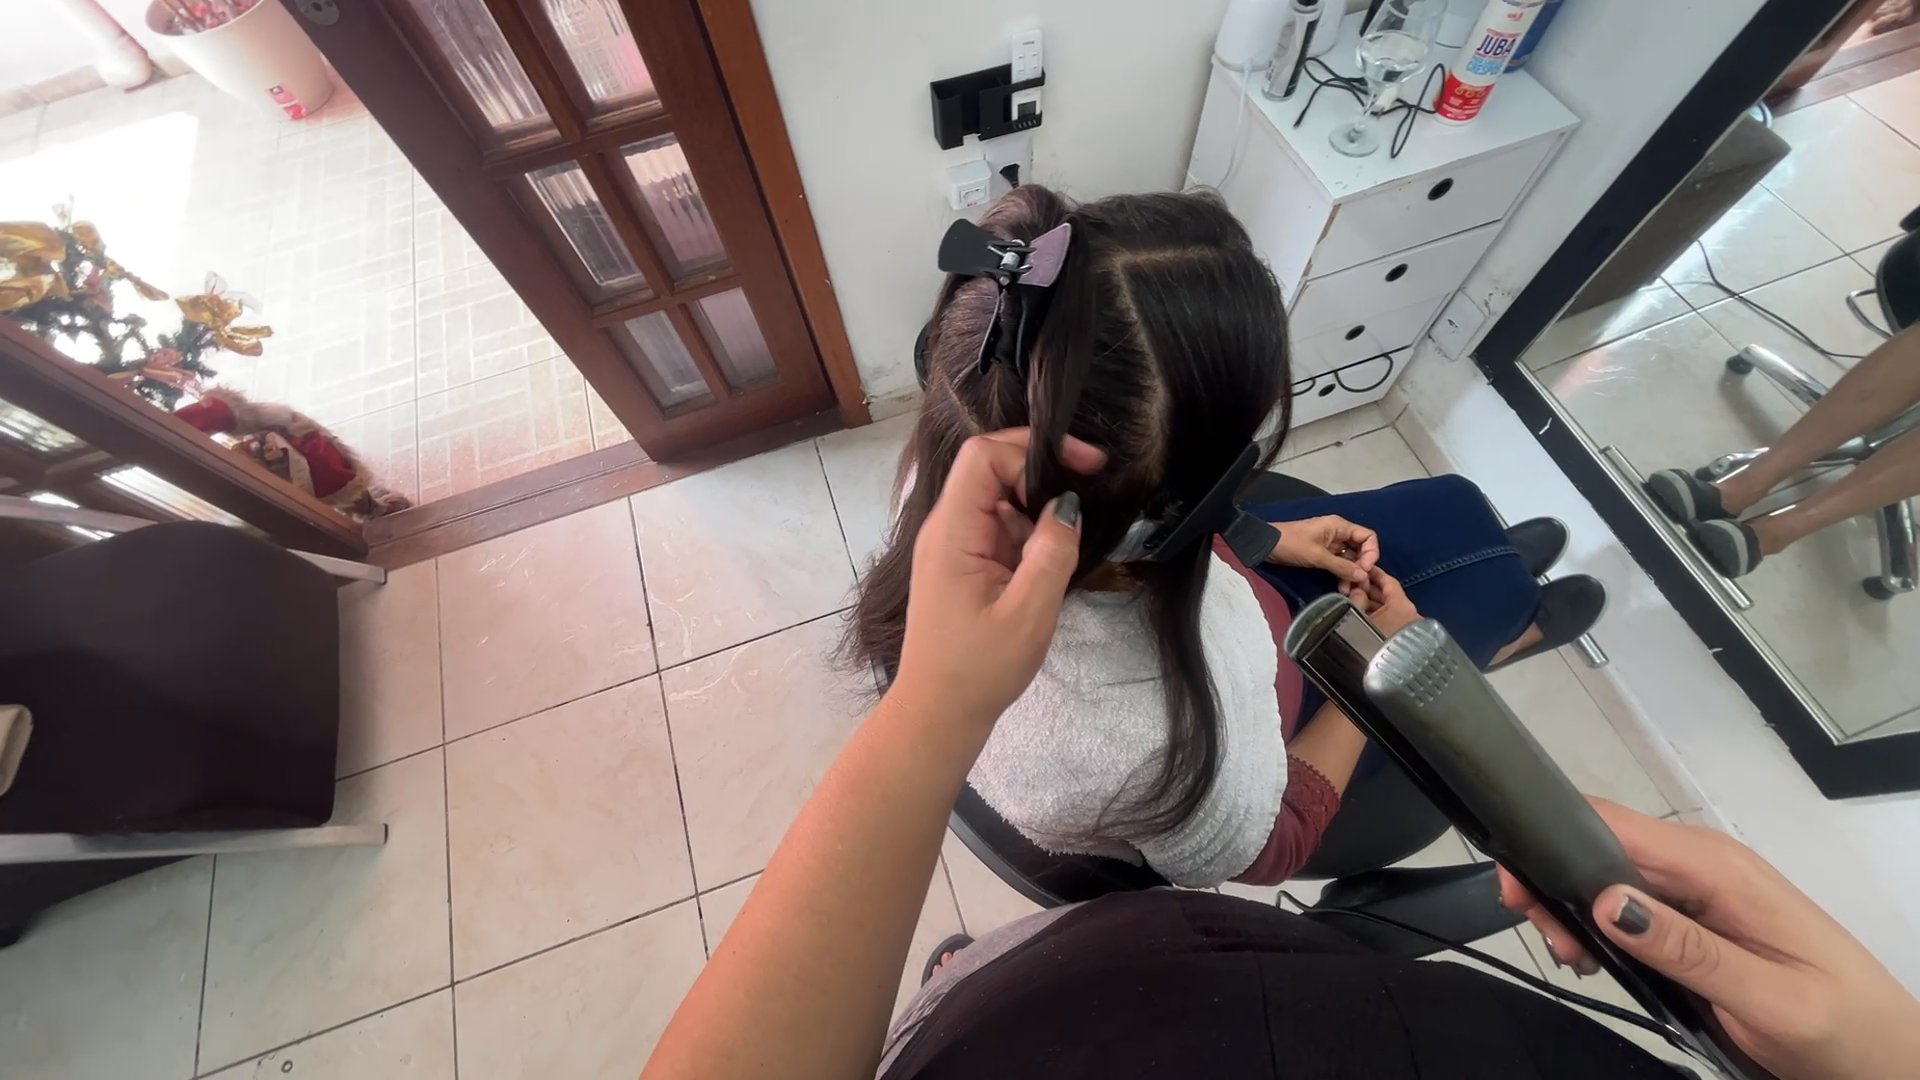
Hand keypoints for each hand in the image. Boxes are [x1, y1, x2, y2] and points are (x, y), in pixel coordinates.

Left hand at [889, 429, 1105, 730]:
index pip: (984, 457)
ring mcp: (950, 546)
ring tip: (1063, 545)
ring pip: (996, 500)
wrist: (938, 713)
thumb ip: (1052, 552)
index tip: (1083, 466)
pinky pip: (995, 530)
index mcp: (952, 532)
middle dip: (1039, 474)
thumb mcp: (1029, 613)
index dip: (1032, 450)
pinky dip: (1025, 536)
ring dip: (1034, 511)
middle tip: (1086, 493)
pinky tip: (1044, 565)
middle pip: (989, 470)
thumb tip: (1068, 504)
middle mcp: (945, 529)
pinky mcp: (960, 564)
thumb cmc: (980, 669)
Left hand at [1266, 515, 1378, 591]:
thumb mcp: (1316, 556)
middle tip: (1360, 583)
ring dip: (1351, 573)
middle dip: (1362, 566)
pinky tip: (1341, 586)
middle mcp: (1338, 533)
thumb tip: (1363, 576)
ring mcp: (1330, 544)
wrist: (1265, 545)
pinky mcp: (1322, 554)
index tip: (1365, 569)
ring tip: (1349, 589)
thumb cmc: (1290, 544)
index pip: (1368, 536)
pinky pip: (1338, 563)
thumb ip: (1340, 566)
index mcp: (1339, 526)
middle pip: (1361, 549)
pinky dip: (1341, 574)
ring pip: (1349, 559)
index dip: (1371, 553)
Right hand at [1354, 566, 1419, 636]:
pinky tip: (1363, 616)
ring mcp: (1408, 627)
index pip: (1389, 582)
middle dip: (1370, 589)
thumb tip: (1356, 590)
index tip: (1362, 569)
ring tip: (1355, 602)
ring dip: (1372, 604)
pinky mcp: (1403, 638)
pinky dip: (1378, 615)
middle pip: (1389, 595)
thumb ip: (1356, 599)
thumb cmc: (1371, 640)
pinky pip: (1390, 620)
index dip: (1375, 574)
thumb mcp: (1358, 615)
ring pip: (1389, 609)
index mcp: (1401, 605)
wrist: (1383, 671)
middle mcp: (1409, 614)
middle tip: (1353, 586)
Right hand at [1498, 798, 1919, 1079]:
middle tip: (1552, 941)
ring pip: (1596, 869)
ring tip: (1572, 955)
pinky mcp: (1684, 908)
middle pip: (1591, 842)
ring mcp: (1691, 883)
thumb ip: (1692, 952)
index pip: (1609, 822)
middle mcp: (1697, 861)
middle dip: (1552, 884)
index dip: (1549, 842)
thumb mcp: (1776, 1004)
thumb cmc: (1850, 1038)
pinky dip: (1590, 920)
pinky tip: (1592, 954)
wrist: (1899, 1071)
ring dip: (1567, 907)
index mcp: (1718, 867)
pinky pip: (1618, 895)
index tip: (1520, 893)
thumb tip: (1605, 900)